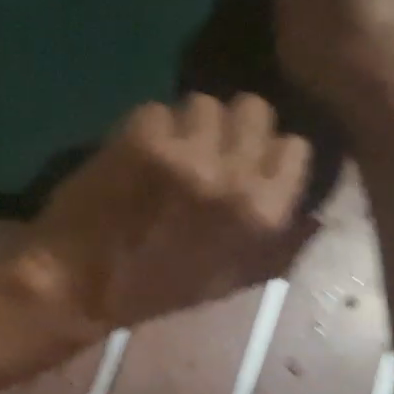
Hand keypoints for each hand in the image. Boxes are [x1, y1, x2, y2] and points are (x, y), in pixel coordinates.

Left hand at [7, 93, 317, 333]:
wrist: (77, 286)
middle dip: (227, 125)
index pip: (294, 147)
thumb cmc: (151, 290)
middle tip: (199, 148)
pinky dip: (140, 129)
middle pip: (253, 109)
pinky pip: (155, 109)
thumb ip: (276, 247)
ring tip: (160, 154)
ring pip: (202, 102)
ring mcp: (189, 156)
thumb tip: (316, 217)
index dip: (264, 149)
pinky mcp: (144, 141)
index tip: (239, 160)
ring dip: (182, 123)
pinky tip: (127, 157)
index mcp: (264, 216)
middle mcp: (235, 180)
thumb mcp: (227, 282)